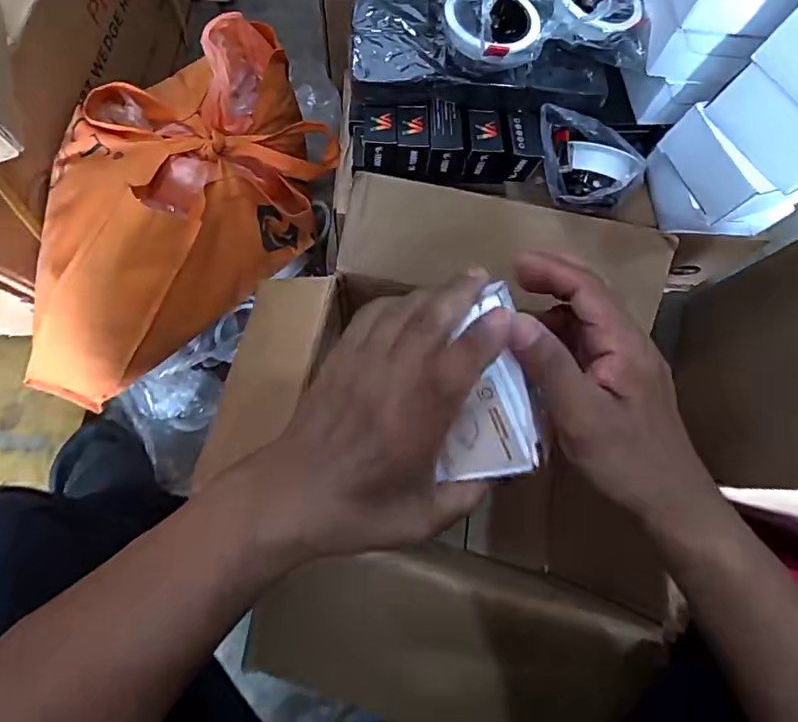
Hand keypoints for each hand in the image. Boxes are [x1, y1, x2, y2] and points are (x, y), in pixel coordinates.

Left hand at [234, 270, 508, 559]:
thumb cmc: (359, 510)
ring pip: (402, 310)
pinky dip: (395, 301)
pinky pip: (371, 315)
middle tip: (483, 278)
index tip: (508, 314)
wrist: (290, 494)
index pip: (461, 360)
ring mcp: (363, 360)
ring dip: (431, 292)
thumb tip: (501, 471)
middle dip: (460, 293)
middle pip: (431, 318)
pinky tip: (406, 304)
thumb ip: (467, 494)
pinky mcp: (340, 355)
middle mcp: (394, 376)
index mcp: (420, 415)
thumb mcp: (423, 518)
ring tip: (453, 284)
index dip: (488, 333)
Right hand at [510, 251, 718, 537]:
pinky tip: (539, 353)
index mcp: (624, 343)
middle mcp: (630, 342)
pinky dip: (561, 336)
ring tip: (518, 318)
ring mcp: (629, 361)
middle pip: (593, 293)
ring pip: (589, 318)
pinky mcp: (623, 379)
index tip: (514, 264)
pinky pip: (588, 343)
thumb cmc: (628, 461)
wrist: (675, 505)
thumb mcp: (580, 415)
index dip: (551, 270)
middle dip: (556, 275)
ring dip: (555, 308)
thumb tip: (513, 319)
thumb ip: (548, 364)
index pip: (587, 288)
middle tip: (517, 272)